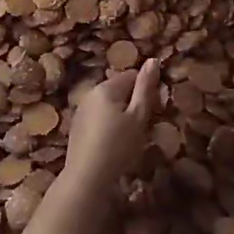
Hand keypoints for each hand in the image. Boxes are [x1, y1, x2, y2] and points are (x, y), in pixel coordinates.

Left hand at [64, 59, 159, 188]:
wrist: (87, 173)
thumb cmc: (119, 145)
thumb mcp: (138, 116)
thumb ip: (145, 88)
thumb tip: (153, 60)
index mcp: (105, 87)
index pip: (131, 75)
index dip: (147, 89)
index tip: (155, 109)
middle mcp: (90, 92)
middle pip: (119, 89)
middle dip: (133, 102)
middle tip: (144, 125)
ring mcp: (81, 108)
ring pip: (109, 103)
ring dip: (122, 113)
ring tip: (130, 136)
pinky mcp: (78, 124)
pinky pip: (99, 116)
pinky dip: (109, 123)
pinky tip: (114, 142)